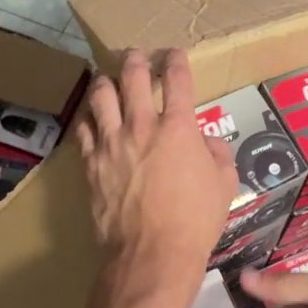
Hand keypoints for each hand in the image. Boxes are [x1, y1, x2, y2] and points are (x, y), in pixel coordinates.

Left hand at [75, 49, 238, 302]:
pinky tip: (91, 115)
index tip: (174, 54)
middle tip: (137, 55)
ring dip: (106, 81)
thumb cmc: (196, 221)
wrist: (152, 254)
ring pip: (102, 95)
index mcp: (179, 126)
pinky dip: (88, 116)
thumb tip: (208, 142)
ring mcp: (112, 142)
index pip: (177, 79)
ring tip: (108, 78)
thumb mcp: (225, 184)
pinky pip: (83, 128)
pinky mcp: (90, 163)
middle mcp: (142, 125)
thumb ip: (218, 154)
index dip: (176, 60)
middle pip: (133, 76)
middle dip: (136, 59)